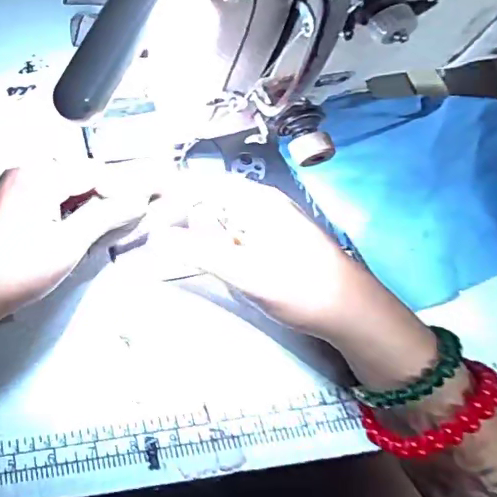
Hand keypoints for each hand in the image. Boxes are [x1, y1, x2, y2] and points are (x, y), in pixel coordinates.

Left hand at [0, 163, 156, 355]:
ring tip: (127, 216)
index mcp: (38, 175)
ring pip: (70, 188)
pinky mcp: (12, 207)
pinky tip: (92, 224)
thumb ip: (105, 216)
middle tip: (148, 205)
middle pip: (84, 176)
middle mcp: (26, 172)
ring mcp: (16, 189)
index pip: (97, 172)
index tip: (159, 195)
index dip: (130, 186)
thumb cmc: (14, 271)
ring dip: (97, 202)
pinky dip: (76, 210)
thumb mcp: (67, 245)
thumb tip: (140, 198)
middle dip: (115, 192)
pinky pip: (54, 199)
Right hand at [164, 175, 436, 386]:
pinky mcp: (276, 240)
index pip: (200, 184)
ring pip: (222, 216)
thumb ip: (199, 250)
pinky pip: (235, 230)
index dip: (169, 195)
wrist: (353, 312)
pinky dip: (216, 241)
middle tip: (156, 236)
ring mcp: (271, 220)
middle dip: (181, 213)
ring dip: (198, 229)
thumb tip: (158, 235)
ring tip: (175, 246)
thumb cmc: (299, 287)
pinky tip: (210, 258)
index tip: (143, 211)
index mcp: (255, 200)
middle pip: (209, 197)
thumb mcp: (244, 271)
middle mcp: (262, 202)